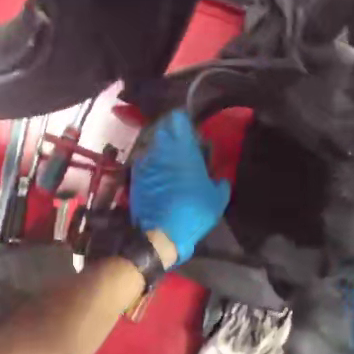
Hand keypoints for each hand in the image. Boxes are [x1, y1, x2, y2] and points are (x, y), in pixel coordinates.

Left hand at [130, 110, 230, 263]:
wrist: (160, 235)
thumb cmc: (193, 212)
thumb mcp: (217, 199)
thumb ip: (220, 182)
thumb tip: (219, 178)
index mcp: (182, 148)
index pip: (177, 118)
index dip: (185, 122)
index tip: (193, 132)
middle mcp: (160, 149)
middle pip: (162, 128)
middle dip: (172, 134)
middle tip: (184, 147)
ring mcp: (144, 162)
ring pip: (152, 144)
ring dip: (162, 150)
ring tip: (172, 163)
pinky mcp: (134, 176)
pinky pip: (144, 161)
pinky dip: (153, 165)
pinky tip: (161, 178)